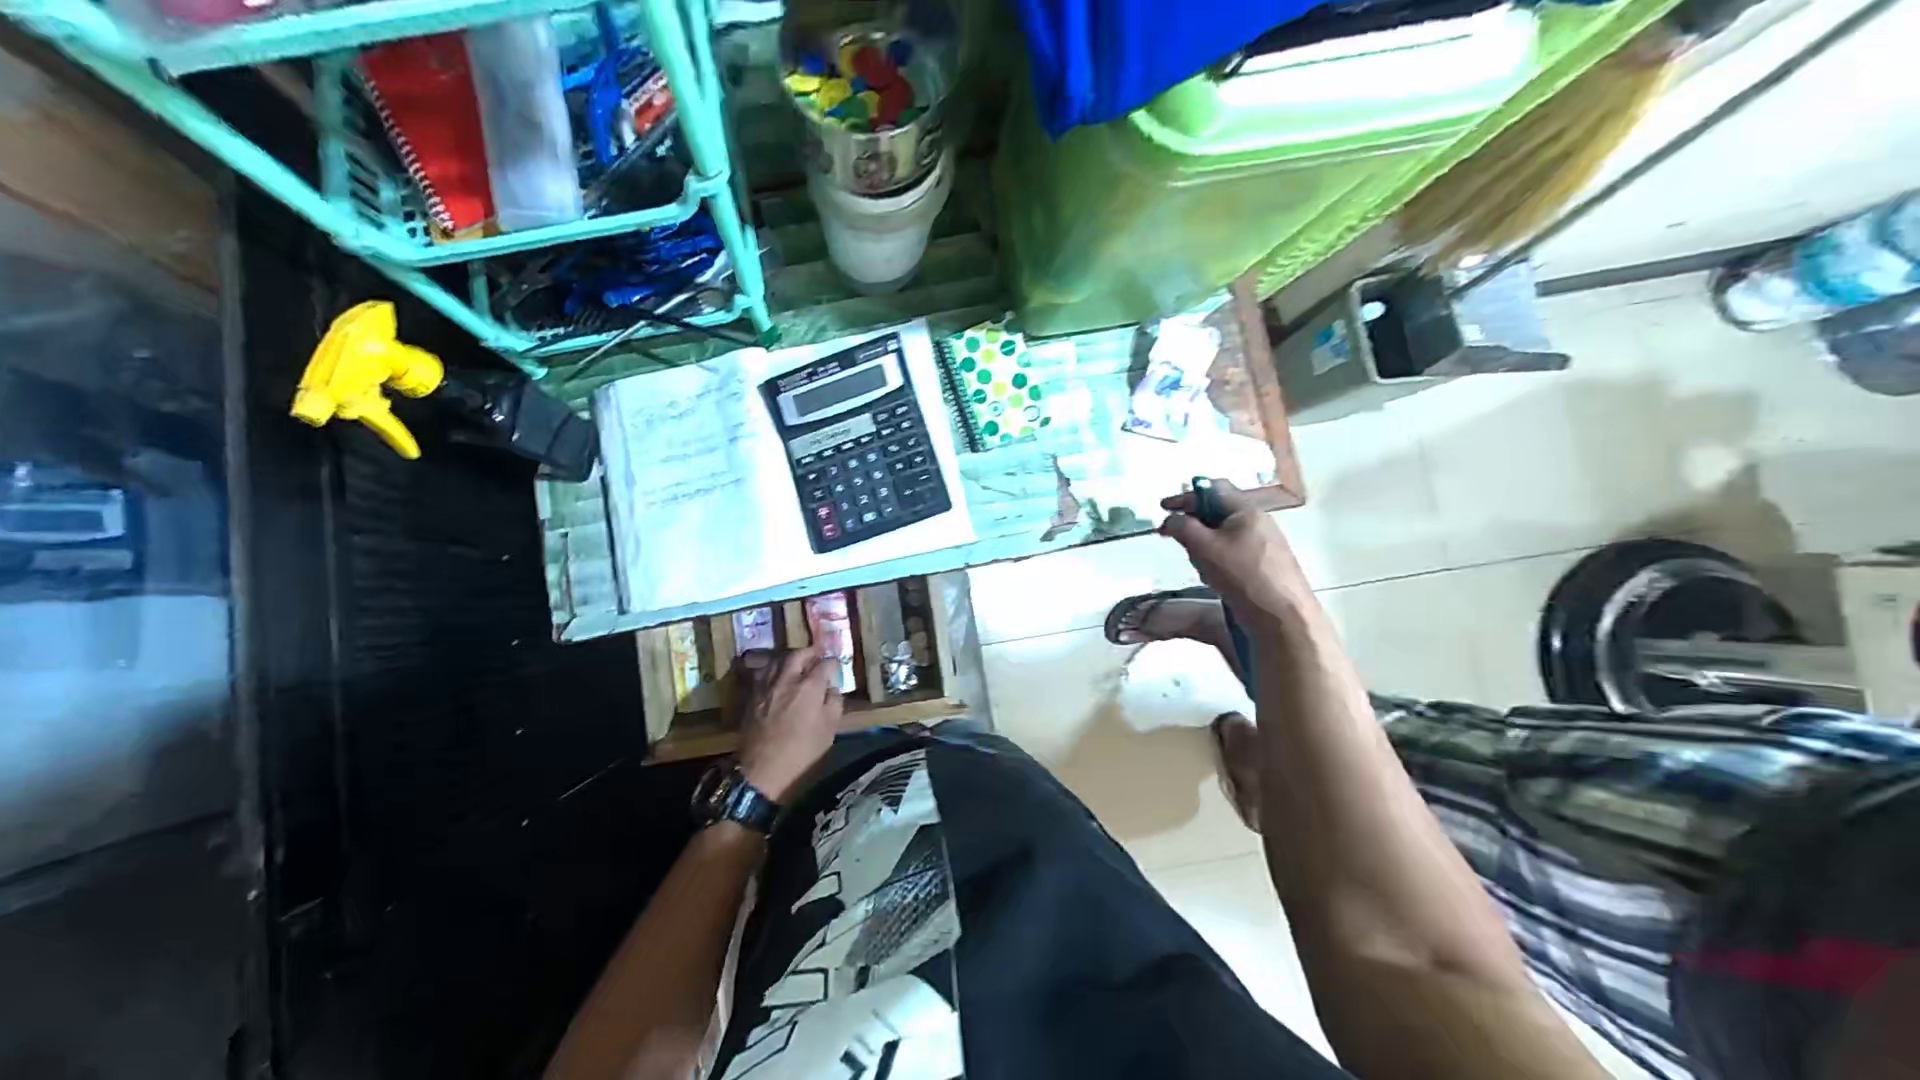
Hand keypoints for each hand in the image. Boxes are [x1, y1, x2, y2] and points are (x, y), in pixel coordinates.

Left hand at [737, 644, 843, 803]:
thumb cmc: (803, 752)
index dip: (832, 663)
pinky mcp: (752, 696)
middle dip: (810, 653)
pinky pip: (763, 674)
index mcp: (809, 686)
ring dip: (789, 659)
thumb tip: (832, 688)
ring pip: (777, 660)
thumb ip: (834, 702)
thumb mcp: (829, 729)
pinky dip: (773, 670)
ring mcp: (766, 686)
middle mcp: (787, 679)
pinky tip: (777, 678)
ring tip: (796, 664)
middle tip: (816, 656)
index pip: (824, 664)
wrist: (763, 771)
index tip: (835, 667)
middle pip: (798, 654)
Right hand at [1160, 479, 1314, 623]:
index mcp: (1246, 510)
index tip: (1164, 507)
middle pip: (1220, 511)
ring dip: (1205, 541)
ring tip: (1194, 559)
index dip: (1185, 496)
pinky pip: (1236, 552)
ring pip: (1227, 534)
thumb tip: (1171, 519)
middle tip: (1175, 534)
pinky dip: (1218, 557)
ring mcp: (1267, 545)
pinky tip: (1214, 576)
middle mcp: (1260, 523)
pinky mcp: (1268, 567)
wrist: (1283, 618)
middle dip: (1194, 520)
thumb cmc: (1242, 576)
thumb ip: (1182, 527)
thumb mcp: (1203, 547)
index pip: (1213, 488)